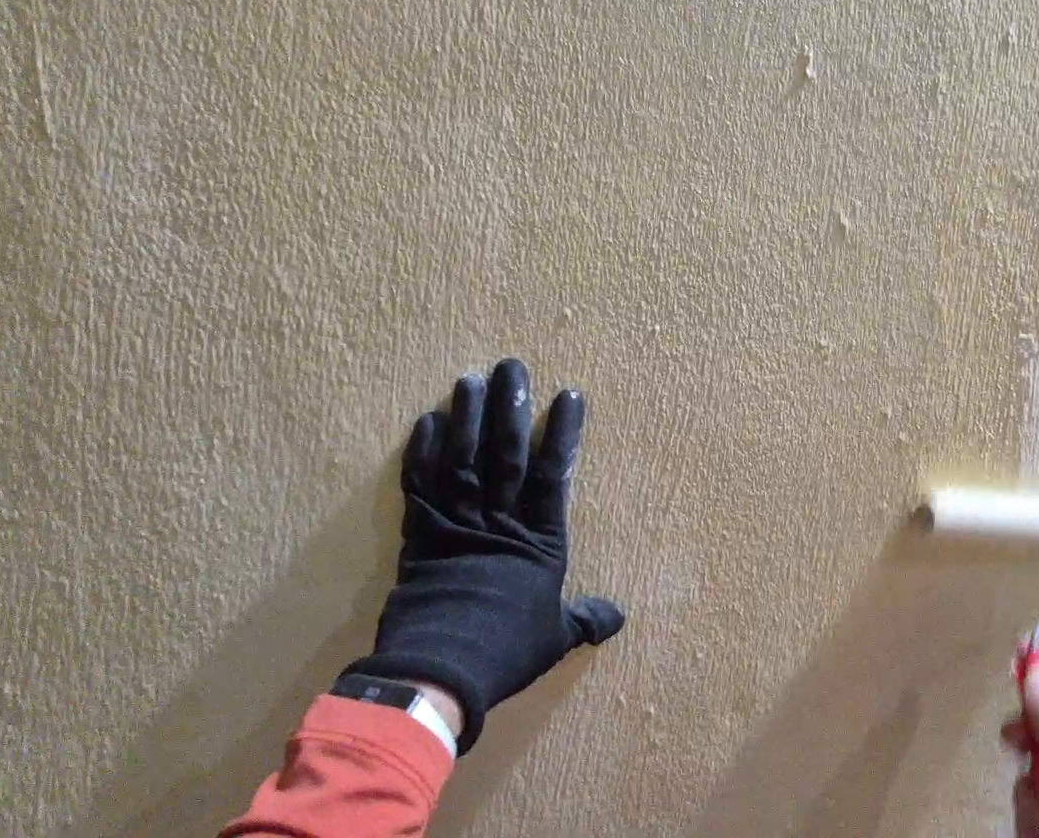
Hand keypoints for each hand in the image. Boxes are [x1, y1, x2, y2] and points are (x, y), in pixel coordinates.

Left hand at [345, 358, 624, 754]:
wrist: (440, 672)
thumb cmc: (507, 650)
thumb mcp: (555, 637)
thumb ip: (585, 619)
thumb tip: (617, 619)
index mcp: (539, 540)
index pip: (554, 473)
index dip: (562, 432)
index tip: (569, 394)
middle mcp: (500, 520)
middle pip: (506, 454)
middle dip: (510, 408)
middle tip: (511, 366)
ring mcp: (457, 523)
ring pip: (463, 459)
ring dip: (467, 417)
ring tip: (470, 379)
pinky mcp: (420, 535)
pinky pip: (421, 485)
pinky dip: (422, 453)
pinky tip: (428, 420)